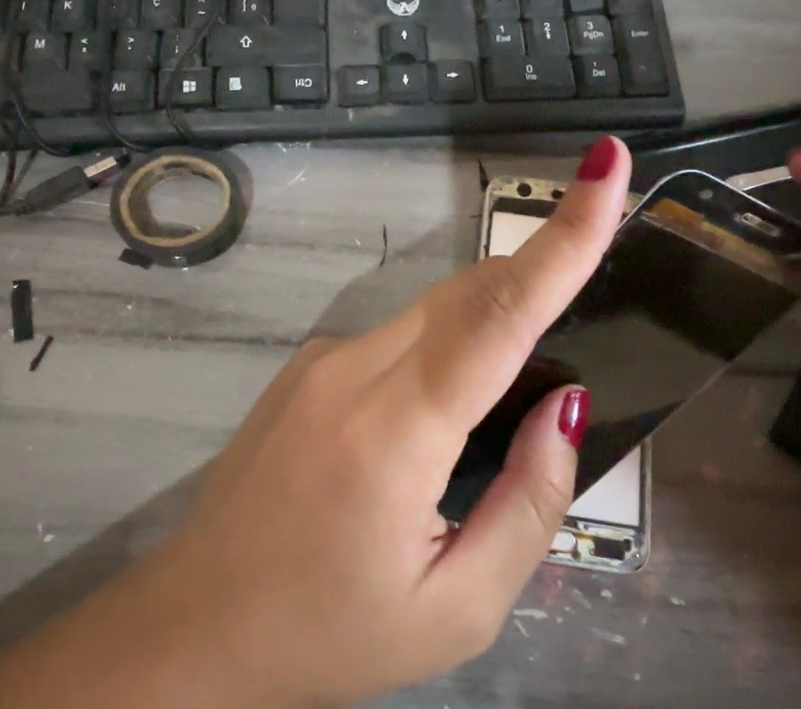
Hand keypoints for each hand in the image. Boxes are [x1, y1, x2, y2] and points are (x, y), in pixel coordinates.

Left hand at [0, 136, 631, 707]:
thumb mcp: (457, 607)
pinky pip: (399, 336)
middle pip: (469, 294)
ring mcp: (320, 360)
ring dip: (490, 326)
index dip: (563, 238)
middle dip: (537, 276)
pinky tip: (443, 421)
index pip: (497, 313)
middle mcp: (352, 369)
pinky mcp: (305, 367)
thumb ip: (527, 503)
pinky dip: (445, 350)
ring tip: (510, 407)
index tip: (604, 168)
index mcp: (393, 431)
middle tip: (594, 306)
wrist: (196, 626)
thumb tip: (563, 406)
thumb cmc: (330, 632)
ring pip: (434, 311)